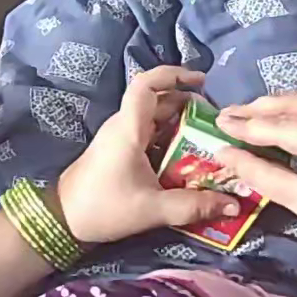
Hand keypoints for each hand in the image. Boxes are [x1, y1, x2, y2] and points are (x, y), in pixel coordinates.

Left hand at [56, 66, 239, 243]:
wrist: (63, 221)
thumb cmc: (104, 207)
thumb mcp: (153, 209)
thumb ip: (194, 207)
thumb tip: (234, 205)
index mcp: (128, 129)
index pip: (146, 85)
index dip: (173, 75)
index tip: (201, 81)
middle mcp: (124, 126)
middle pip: (157, 101)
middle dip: (187, 104)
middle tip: (215, 119)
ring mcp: (120, 138)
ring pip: (154, 119)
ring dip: (180, 123)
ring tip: (208, 138)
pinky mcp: (119, 152)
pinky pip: (149, 135)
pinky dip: (169, 139)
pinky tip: (188, 157)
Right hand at [214, 94, 296, 264]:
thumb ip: (262, 174)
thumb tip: (224, 154)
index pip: (288, 127)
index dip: (250, 125)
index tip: (218, 123)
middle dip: (259, 109)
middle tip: (225, 114)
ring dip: (274, 107)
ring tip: (242, 114)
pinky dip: (293, 110)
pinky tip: (272, 116)